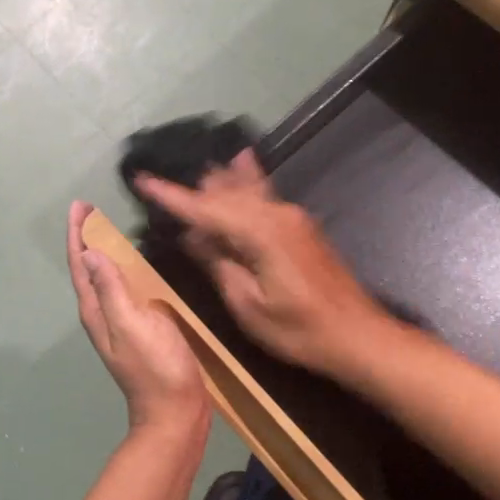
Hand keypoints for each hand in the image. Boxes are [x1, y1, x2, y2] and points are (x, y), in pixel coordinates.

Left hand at [67, 201, 210, 435]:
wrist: (175, 413)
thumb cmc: (155, 367)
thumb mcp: (132, 323)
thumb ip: (111, 288)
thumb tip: (89, 252)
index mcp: (97, 311)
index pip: (81, 264)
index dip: (78, 234)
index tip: (79, 205)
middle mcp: (104, 315)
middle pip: (89, 270)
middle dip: (88, 239)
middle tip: (94, 210)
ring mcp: (122, 324)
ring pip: (107, 280)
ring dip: (106, 253)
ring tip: (113, 229)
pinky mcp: (141, 330)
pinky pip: (126, 291)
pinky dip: (127, 271)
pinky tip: (141, 266)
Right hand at [134, 152, 391, 374]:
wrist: (358, 336)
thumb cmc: (299, 330)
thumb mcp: (248, 305)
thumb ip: (218, 263)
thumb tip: (191, 236)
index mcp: (260, 232)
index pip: (204, 209)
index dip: (170, 196)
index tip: (141, 180)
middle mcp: (276, 214)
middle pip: (223, 195)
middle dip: (189, 190)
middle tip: (154, 180)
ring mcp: (291, 218)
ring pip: (244, 192)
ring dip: (216, 183)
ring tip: (188, 168)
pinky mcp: (299, 228)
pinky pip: (263, 196)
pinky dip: (246, 182)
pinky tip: (242, 162)